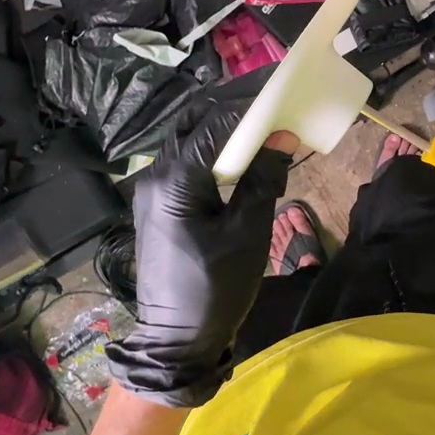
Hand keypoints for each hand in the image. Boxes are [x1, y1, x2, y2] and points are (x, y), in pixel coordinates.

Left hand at [105, 79, 291, 406]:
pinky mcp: (158, 204)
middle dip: (232, 104)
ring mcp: (151, 190)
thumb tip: (281, 136)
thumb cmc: (216, 288)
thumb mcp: (249, 233)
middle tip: (271, 97)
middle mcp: (155, 176)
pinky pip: (186, 161)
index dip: (250, 106)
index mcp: (175, 181)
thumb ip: (263, 179)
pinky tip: (240, 155)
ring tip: (261, 121)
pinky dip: (214, 150)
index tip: (283, 94)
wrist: (176, 340)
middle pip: (193, 121)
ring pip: (188, 139)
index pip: (215, 124)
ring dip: (223, 126)